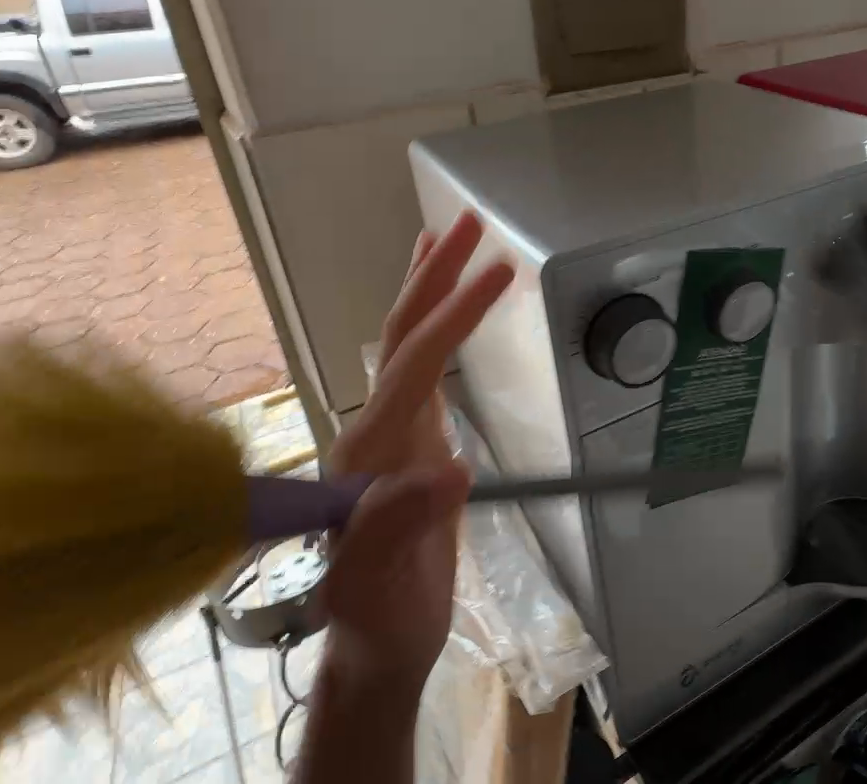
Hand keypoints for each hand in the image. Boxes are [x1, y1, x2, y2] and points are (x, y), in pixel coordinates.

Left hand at [314, 212, 511, 702]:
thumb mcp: (386, 583)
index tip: (499, 273)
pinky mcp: (409, 443)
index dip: (455, 316)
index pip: (413, 365)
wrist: (377, 641)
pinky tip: (443, 313)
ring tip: (446, 241)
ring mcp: (389, 433)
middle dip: (434, 278)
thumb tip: (453, 469)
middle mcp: (373, 428)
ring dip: (428, 289)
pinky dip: (433, 328)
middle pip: (400, 336)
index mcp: (368, 450)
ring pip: (404, 344)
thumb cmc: (381, 616)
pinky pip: (419, 370)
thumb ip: (400, 525)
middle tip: (470, 224)